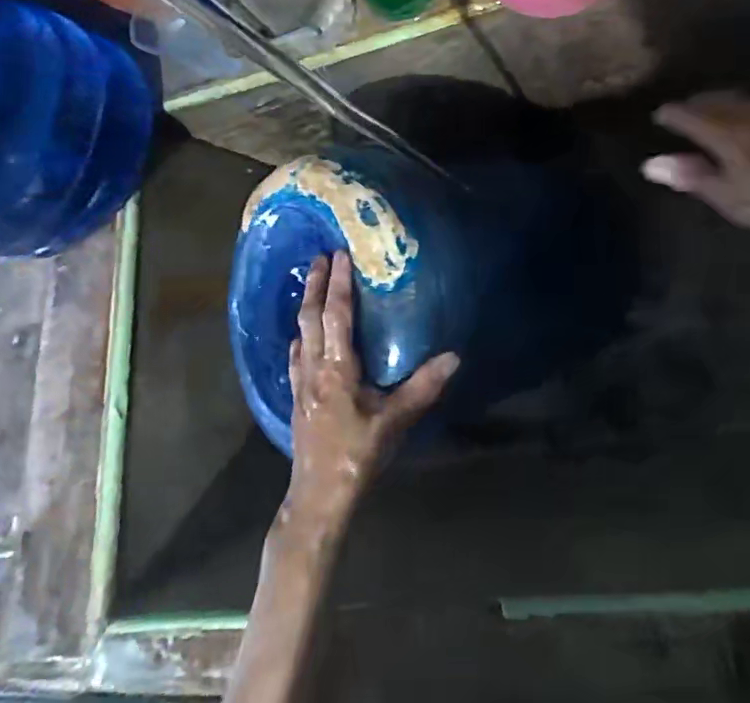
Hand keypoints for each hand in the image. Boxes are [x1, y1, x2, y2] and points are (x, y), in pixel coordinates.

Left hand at [285, 251, 458, 527]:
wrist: (318, 495)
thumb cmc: (357, 455)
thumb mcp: (395, 421)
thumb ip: (423, 386)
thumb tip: (454, 356)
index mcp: (336, 369)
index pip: (336, 316)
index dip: (338, 284)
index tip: (340, 255)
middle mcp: (313, 369)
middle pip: (310, 317)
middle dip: (315, 285)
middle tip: (320, 257)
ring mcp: (300, 384)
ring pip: (299, 334)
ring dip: (306, 306)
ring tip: (312, 285)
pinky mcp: (296, 398)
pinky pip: (295, 356)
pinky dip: (300, 336)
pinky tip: (302, 337)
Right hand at [641, 93, 749, 242]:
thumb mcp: (732, 200)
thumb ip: (693, 178)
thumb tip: (652, 164)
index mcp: (729, 135)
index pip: (688, 114)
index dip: (670, 115)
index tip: (660, 118)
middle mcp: (748, 112)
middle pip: (710, 99)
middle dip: (692, 106)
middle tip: (681, 120)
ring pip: (733, 97)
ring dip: (715, 104)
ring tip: (708, 119)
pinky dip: (738, 106)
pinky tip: (742, 121)